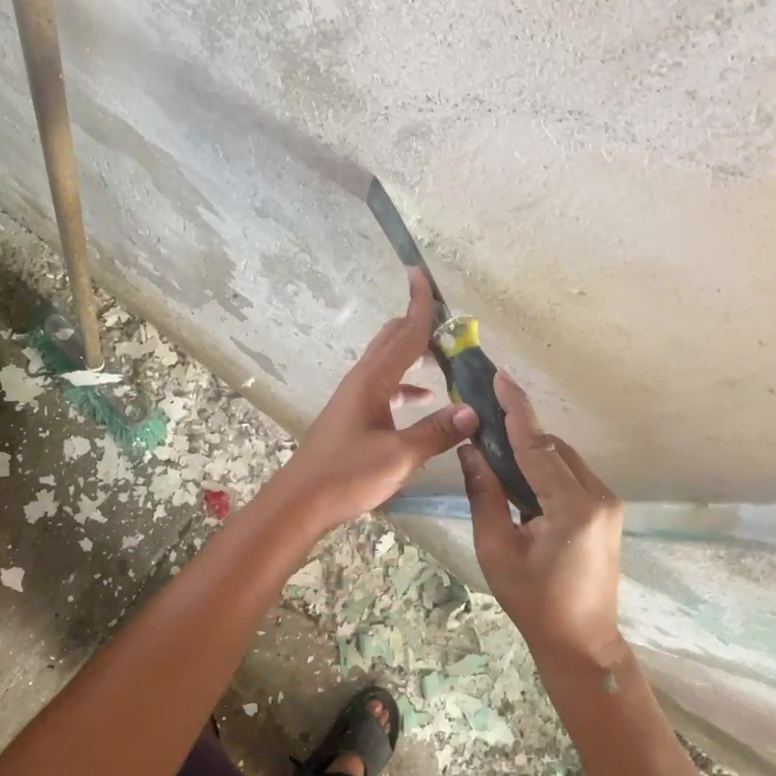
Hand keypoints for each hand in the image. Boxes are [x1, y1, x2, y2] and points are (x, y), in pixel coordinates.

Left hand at [271, 268, 479, 529]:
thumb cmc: (347, 475)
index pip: (405, 333)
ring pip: (390, 362)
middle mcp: (363, 380)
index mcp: (373, 380)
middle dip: (420, 325)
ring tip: (448, 357)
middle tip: (451, 322)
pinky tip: (427, 400)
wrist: (302, 501)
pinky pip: (387, 386)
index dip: (418, 305)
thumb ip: (437, 432)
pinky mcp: (355, 415)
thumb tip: (473, 411)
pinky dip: (408, 384)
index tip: (422, 274)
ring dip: (416, 354)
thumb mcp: (399, 456)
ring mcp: (357, 397)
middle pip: (394, 339)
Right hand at [459, 373, 624, 663]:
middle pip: (552, 446)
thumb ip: (484, 493)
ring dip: (532, 449)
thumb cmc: (533, 601)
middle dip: (519, 429)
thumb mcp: (497, 548)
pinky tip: (519, 474)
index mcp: (572, 507)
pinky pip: (571, 474)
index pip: (537, 445)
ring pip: (563, 457)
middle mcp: (598, 496)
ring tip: (494, 446)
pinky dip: (545, 466)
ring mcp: (607, 503)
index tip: (500, 379)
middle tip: (482, 418)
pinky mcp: (607, 511)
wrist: (581, 642)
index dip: (516, 410)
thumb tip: (470, 449)